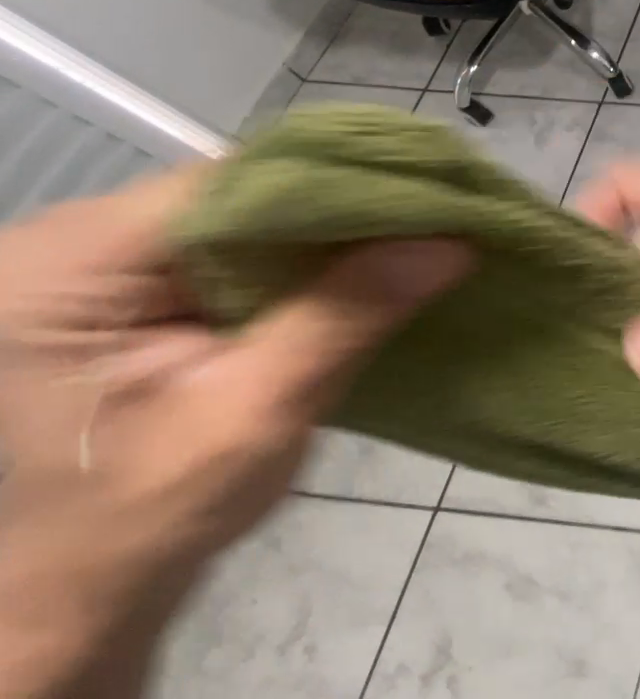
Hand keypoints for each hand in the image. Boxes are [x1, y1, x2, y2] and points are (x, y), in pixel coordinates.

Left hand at [0, 166, 470, 684]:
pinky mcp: (146, 280)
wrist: (90, 579)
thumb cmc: (153, 512)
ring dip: (342, 226)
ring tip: (430, 230)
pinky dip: (319, 250)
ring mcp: (109, 258)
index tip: (437, 197)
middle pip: (243, 188)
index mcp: (64, 269)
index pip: (226, 185)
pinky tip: (379, 259)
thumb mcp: (258, 412)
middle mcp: (73, 243)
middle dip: (350, 202)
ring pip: (254, 209)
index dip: (339, 184)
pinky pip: (249, 239)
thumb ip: (345, 317)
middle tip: (449, 213)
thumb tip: (452, 242)